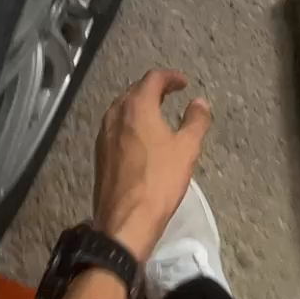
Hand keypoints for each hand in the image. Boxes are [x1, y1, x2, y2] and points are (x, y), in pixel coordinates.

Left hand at [91, 68, 211, 260]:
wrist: (124, 221)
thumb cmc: (159, 181)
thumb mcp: (186, 149)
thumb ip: (196, 120)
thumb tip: (199, 101)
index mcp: (137, 106)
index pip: (153, 78)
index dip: (171, 77)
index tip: (184, 83)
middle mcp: (116, 114)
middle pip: (135, 90)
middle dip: (154, 89)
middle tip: (172, 95)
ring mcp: (104, 134)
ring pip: (122, 107)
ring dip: (140, 105)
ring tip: (157, 113)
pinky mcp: (100, 153)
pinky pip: (115, 126)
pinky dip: (130, 122)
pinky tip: (140, 137)